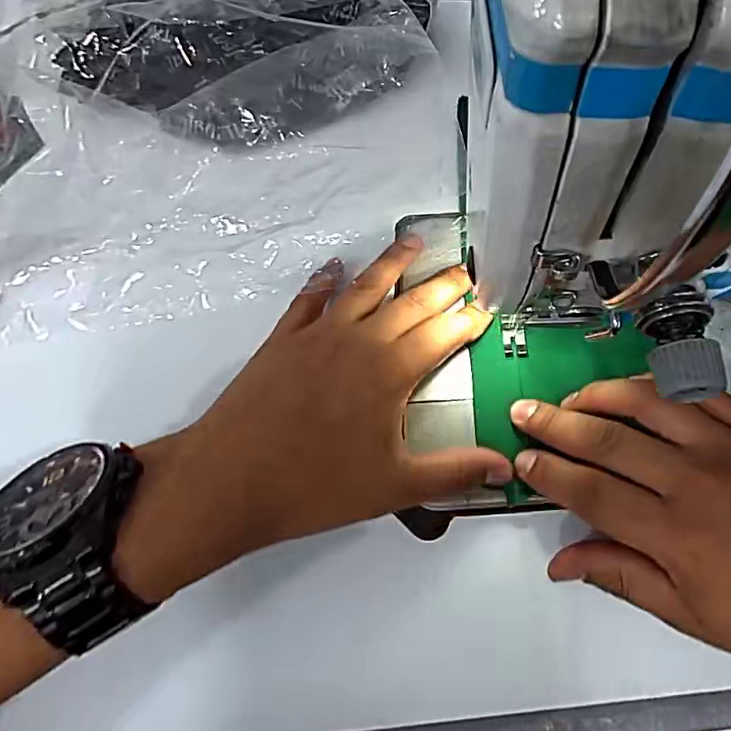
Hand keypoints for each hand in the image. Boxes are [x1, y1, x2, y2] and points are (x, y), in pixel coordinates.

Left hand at [114, 237, 510, 601]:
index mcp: (390, 372)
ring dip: (392, 262)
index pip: (443, 333)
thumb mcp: (394, 486)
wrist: (228, 481)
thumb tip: (503, 468)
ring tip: (413, 243)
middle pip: (412, 302)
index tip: (486, 312)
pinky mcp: (285, 339)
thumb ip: (453, 473)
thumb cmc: (313, 485)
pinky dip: (325, 279)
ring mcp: (319, 335)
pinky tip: (334, 266)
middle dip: (444, 284)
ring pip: (365, 286)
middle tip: (465, 272)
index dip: (469, 320)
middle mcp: (360, 342)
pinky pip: (310, 298)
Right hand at [509, 378, 730, 699]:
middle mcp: (695, 480)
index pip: (591, 491)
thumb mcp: (688, 613)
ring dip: (601, 394)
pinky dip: (663, 384)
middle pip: (608, 438)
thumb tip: (566, 562)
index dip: (550, 471)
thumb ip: (621, 575)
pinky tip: (640, 387)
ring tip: (573, 396)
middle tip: (527, 412)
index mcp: (675, 533)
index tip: (524, 459)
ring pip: (648, 402)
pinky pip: (700, 392)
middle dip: (557, 423)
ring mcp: (726, 448)